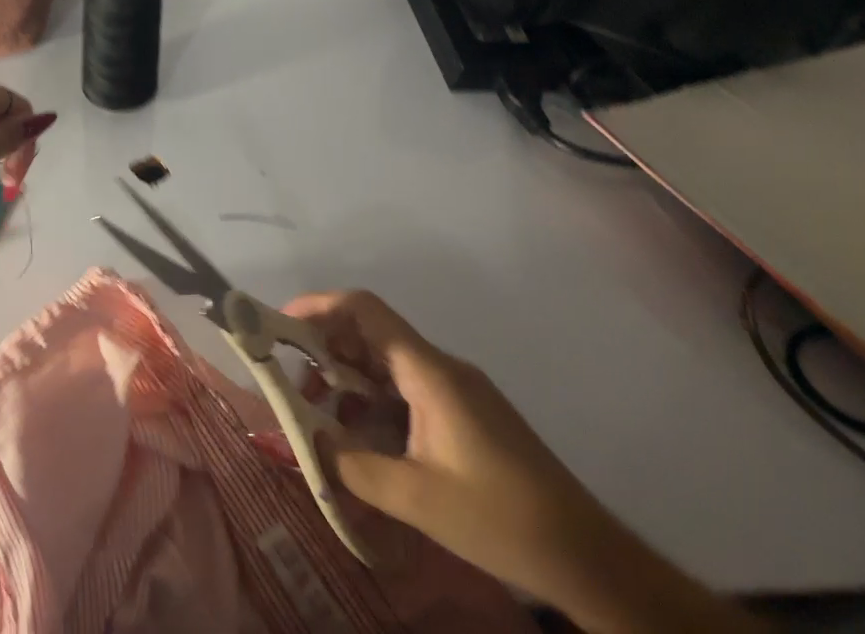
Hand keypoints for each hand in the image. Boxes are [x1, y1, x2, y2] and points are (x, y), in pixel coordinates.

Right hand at [282, 291, 623, 607]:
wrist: (588, 558)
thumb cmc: (499, 518)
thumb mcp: (411, 496)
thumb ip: (347, 462)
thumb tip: (302, 438)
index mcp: (430, 374)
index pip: (365, 311)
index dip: (317, 307)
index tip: (277, 328)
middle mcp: (443, 370)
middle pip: (371, 335)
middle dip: (323, 352)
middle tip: (292, 389)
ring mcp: (458, 392)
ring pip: (387, 366)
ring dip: (347, 383)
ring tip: (320, 421)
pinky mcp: (466, 415)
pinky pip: (406, 391)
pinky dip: (372, 404)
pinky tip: (360, 441)